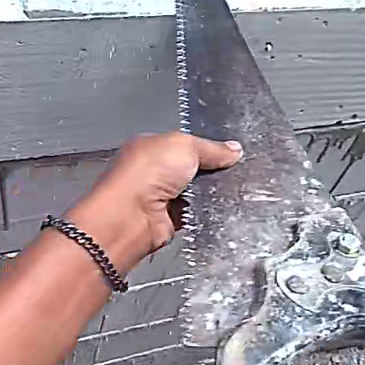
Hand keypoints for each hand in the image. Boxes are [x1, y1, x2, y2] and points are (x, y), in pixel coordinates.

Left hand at [66, 133, 241, 268]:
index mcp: (152, 147)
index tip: (230, 151)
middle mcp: (154, 172)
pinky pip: (196, 214)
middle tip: (230, 170)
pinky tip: (217, 208)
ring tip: (225, 189)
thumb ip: (211, 148)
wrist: (130, 216)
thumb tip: (234, 149)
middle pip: (194, 169)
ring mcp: (161, 197)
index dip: (208, 146)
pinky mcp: (169, 221)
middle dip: (211, 170)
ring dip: (209, 193)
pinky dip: (205, 213)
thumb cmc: (145, 174)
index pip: (186, 144)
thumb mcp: (184, 146)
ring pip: (198, 193)